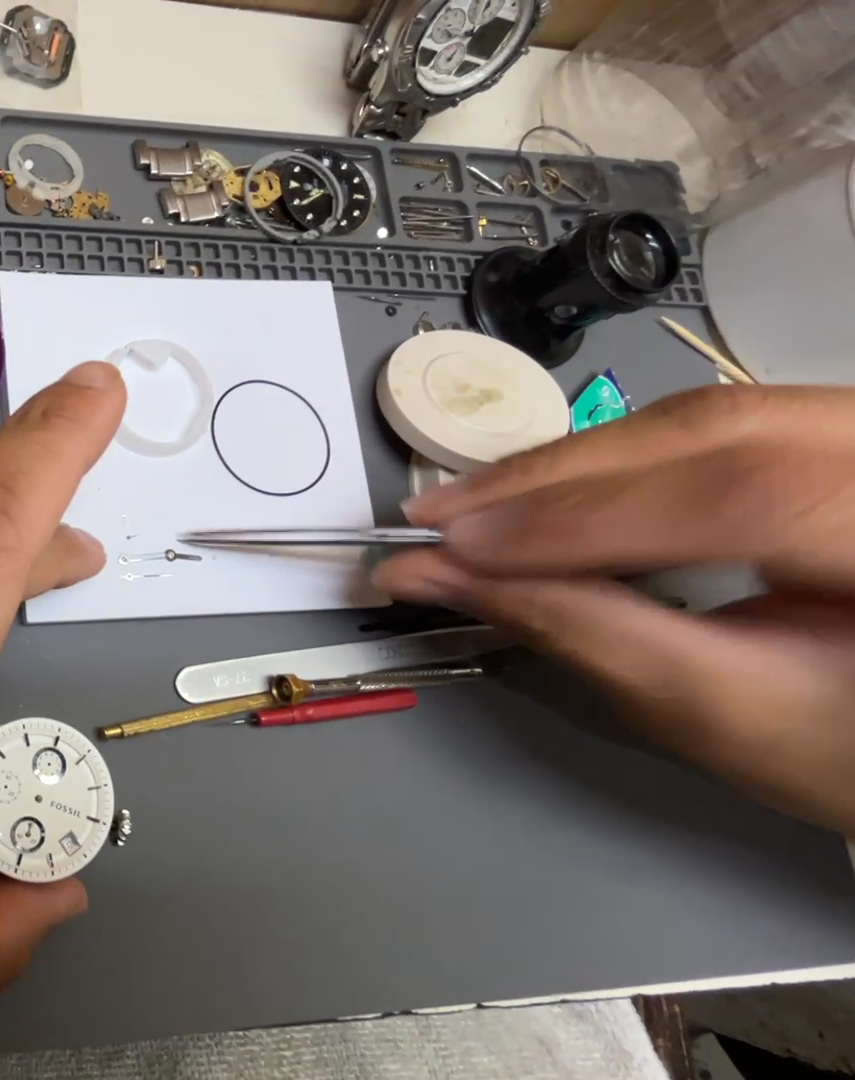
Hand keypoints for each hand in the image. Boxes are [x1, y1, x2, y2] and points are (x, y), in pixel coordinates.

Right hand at [373, 385, 854, 836]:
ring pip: (703, 417)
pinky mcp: (831, 438)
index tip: (456, 547)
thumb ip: (568, 627)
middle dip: (554, 477)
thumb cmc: (838, 745)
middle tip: (437, 516)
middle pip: (717, 433)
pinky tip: (538, 488)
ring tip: (469, 506)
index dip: (585, 517)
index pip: (751, 497)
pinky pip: (707, 424)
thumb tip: (426, 572)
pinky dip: (604, 457)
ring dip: (566, 463)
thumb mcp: (709, 707)